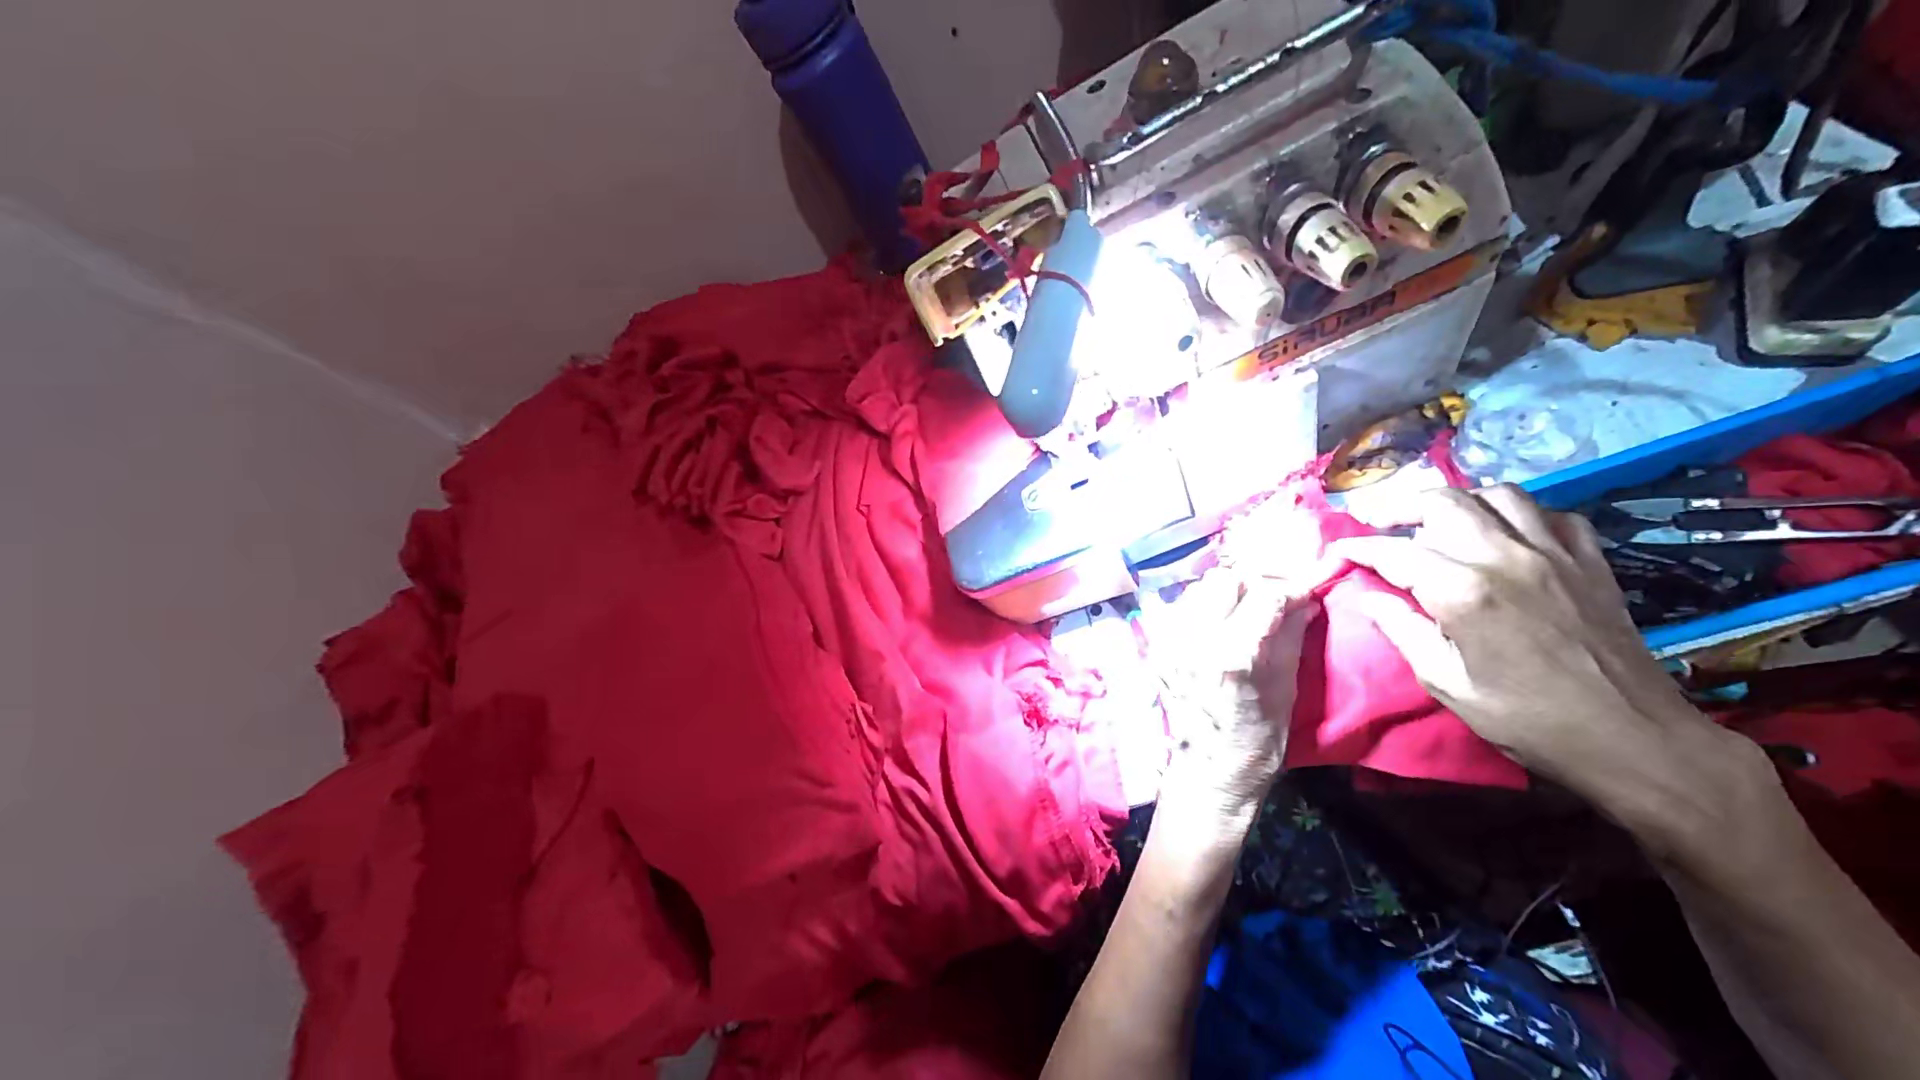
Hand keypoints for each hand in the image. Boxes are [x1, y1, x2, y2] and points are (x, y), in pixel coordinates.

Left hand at [1154, 569, 1317, 829]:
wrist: (1209, 772)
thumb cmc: (1259, 738)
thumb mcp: (1286, 687)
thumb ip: (1291, 635)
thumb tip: (1304, 599)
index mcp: (1232, 654)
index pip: (1264, 593)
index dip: (1289, 588)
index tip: (1304, 593)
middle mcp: (1193, 640)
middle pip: (1224, 580)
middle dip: (1253, 582)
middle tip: (1273, 598)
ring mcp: (1168, 642)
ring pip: (1197, 589)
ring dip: (1225, 592)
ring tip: (1245, 610)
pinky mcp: (1156, 648)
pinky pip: (1180, 609)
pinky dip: (1202, 607)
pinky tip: (1219, 624)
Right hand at [1328, 486, 1754, 831]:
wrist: (1634, 739)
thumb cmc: (1527, 720)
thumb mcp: (1445, 683)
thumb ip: (1402, 630)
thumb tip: (1367, 598)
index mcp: (1463, 591)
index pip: (1395, 551)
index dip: (1359, 548)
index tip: (1338, 551)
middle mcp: (1505, 557)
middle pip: (1443, 502)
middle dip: (1400, 507)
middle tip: (1378, 524)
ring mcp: (1554, 553)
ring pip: (1497, 494)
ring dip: (1460, 502)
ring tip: (1440, 522)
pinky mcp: (1590, 561)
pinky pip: (1551, 514)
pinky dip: (1519, 515)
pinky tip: (1506, 536)